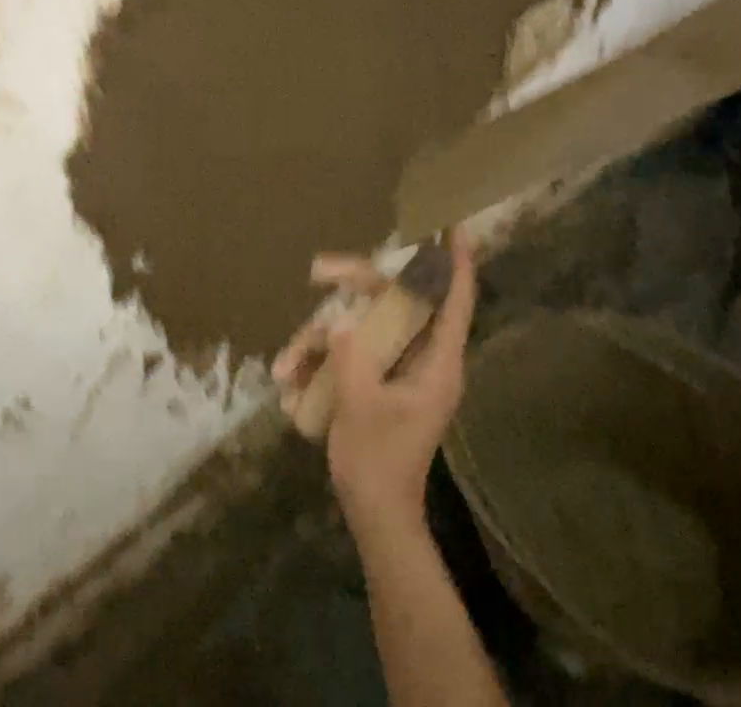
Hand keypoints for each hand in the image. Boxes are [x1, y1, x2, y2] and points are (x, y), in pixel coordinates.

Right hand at [277, 240, 474, 531]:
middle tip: (318, 270)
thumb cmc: (377, 463)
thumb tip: (339, 319)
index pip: (454, 303)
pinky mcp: (374, 385)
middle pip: (393, 305)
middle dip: (352, 289)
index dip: (455, 264)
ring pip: (360, 331)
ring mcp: (396, 372)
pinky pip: (347, 358)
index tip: (454, 227)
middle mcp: (421, 361)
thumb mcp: (359, 408)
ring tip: (284, 372)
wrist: (375, 514)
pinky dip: (319, 368)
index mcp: (436, 364)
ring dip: (318, 345)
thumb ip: (351, 358)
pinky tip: (290, 391)